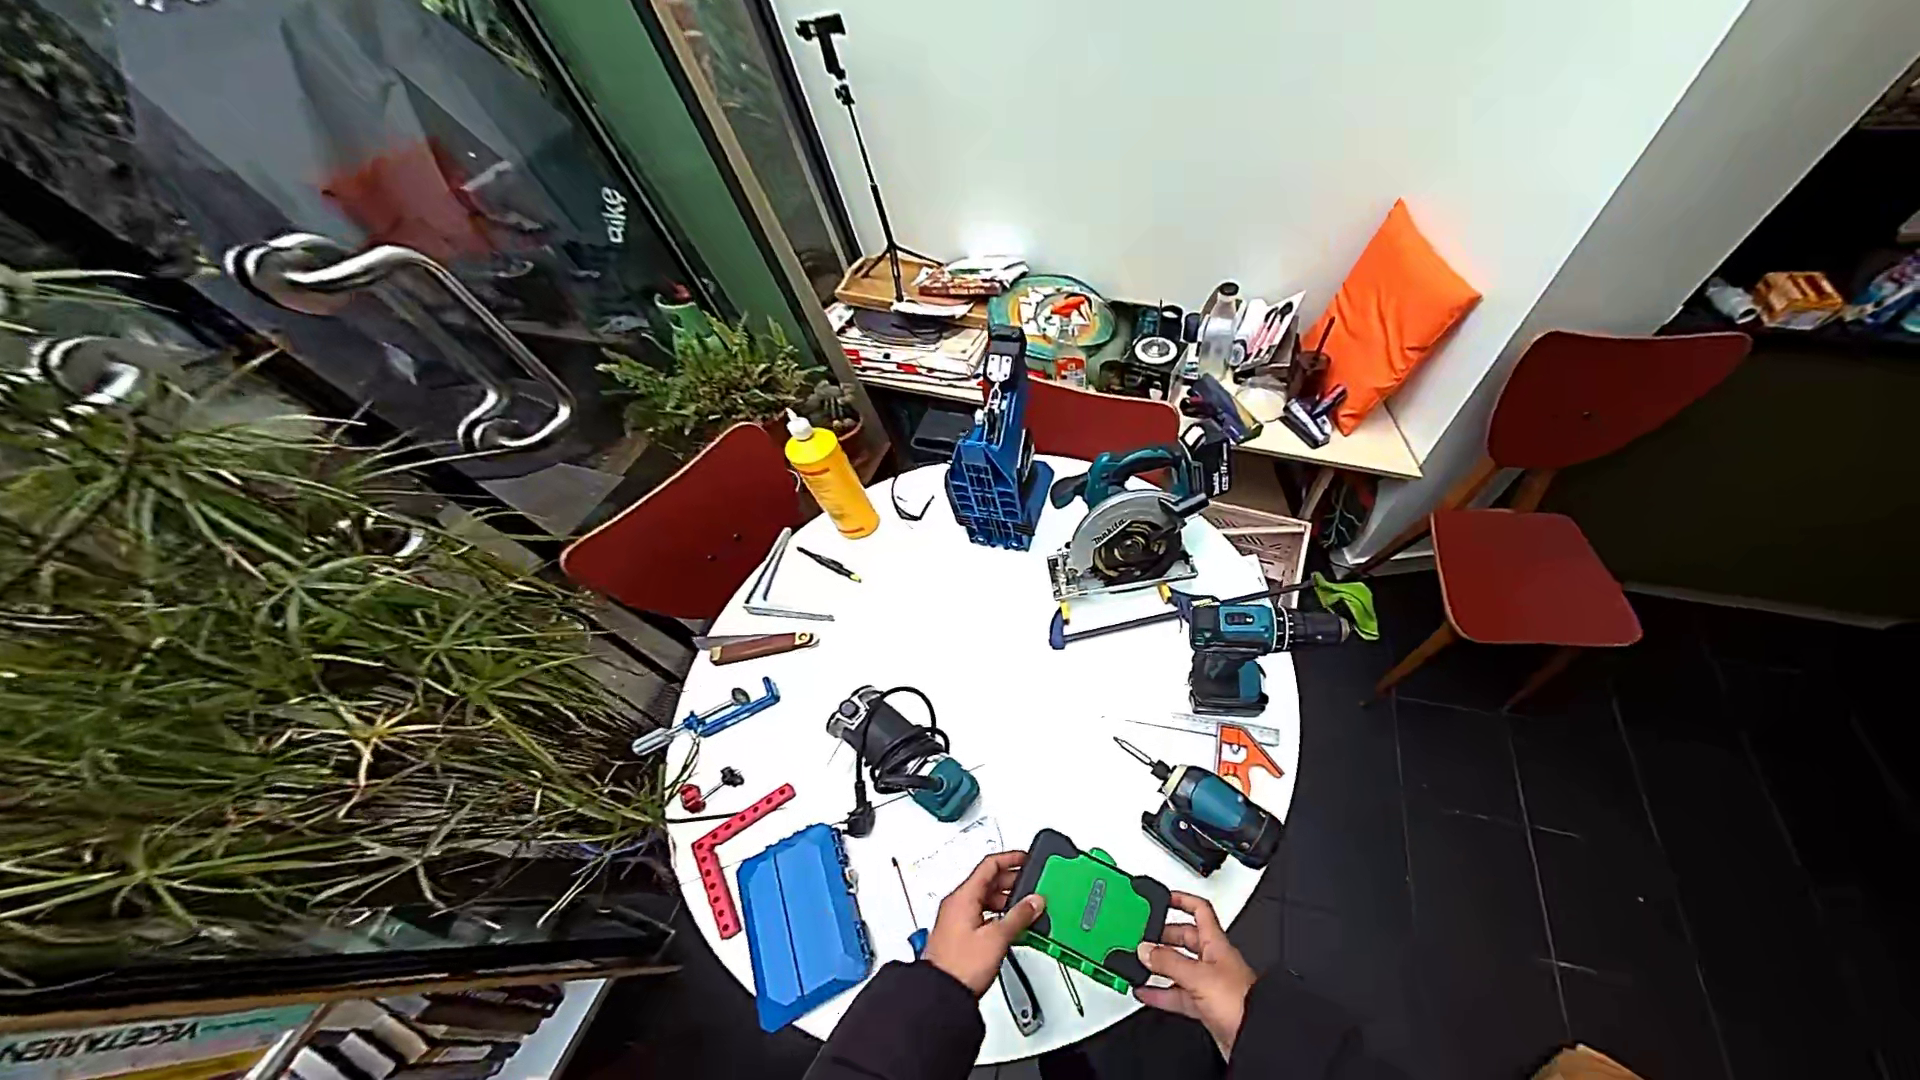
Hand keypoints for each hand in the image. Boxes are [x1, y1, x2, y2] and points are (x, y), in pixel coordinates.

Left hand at [921, 850, 1045, 997]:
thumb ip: (1018, 916)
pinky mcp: (959, 935)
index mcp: (963, 896)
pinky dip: (998, 915)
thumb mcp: (996, 938)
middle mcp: (957, 904)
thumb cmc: (959, 966)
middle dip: (1011, 881)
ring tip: (1025, 908)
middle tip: (1030, 885)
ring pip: (985, 899)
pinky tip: (1010, 926)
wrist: (941, 995)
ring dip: (1005, 901)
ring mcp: (957, 919)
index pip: (989, 865)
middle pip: (987, 881)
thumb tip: (1034, 901)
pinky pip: (982, 915)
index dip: (1009, 859)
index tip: (1025, 858)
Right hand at [1134, 892, 1257, 1058]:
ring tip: (1139, 963)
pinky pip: (1178, 994)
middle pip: (1185, 939)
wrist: (1257, 1040)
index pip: (1199, 910)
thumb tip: (1146, 949)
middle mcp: (1213, 960)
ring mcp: (1210, 984)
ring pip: (1179, 968)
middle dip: (1164, 936)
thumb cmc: (1241, 1002)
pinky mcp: (1206, 1007)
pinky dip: (1161, 993)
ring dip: (1160, 966)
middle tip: (1145, 936)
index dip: (1182, 899)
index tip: (1164, 896)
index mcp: (1216, 943)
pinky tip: (1146, 993)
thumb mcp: (1198, 975)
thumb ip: (1169, 961)